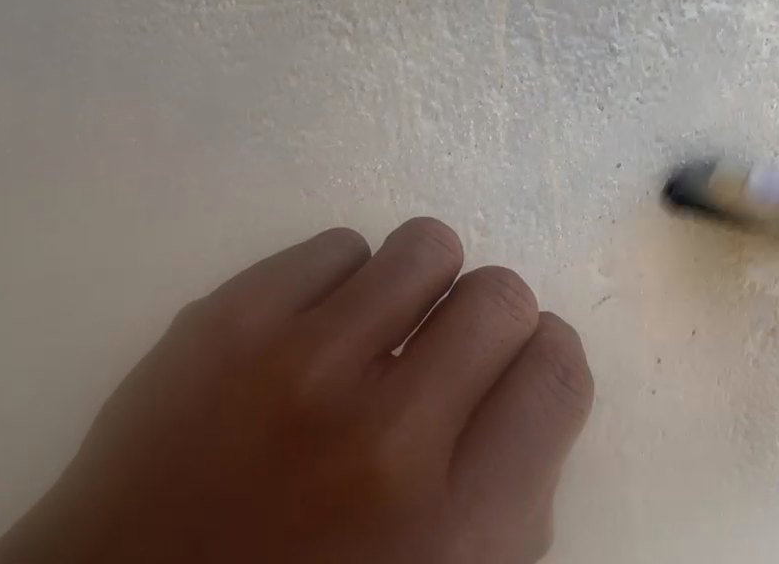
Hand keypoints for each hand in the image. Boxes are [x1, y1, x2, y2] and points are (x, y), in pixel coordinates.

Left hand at [0, 219, 593, 563]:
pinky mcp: (223, 321)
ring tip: (378, 335)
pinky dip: (339, 285)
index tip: (513, 373)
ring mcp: (296, 366)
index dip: (543, 363)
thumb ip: (507, 498)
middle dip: (488, 321)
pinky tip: (306, 336)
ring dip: (418, 288)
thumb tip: (522, 387)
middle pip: (501, 296)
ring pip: (425, 245)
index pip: (556, 374)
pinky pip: (337, 245)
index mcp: (454, 532)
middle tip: (444, 357)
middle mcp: (385, 439)